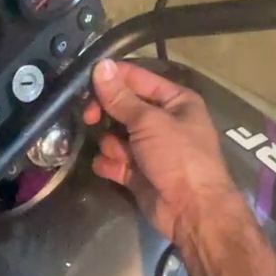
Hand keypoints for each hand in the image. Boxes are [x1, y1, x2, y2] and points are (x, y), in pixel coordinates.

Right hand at [83, 59, 243, 241]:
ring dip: (110, 144)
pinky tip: (112, 169)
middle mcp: (162, 121)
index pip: (137, 79)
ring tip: (118, 154)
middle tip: (90, 118)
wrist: (192, 209)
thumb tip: (101, 66)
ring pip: (114, 136)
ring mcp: (149, 148)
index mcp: (175, 101)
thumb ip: (121, 98)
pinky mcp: (138, 172)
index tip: (84, 82)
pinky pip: (114, 161)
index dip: (111, 79)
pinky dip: (109, 164)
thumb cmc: (178, 157)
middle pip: (122, 107)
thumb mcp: (149, 122)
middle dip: (105, 114)